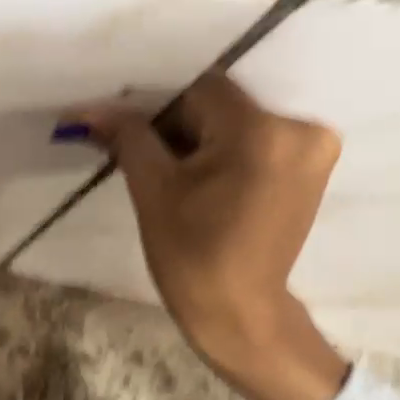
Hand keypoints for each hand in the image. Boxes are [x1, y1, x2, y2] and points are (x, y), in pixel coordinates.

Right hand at [64, 74, 347, 399]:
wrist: (236, 311)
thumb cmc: (190, 254)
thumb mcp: (152, 189)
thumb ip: (126, 136)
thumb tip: (85, 109)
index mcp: (262, 131)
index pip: (199, 89)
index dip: (159, 108)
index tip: (131, 133)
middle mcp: (302, 128)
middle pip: (223, 103)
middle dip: (181, 123)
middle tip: (149, 154)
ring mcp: (315, 148)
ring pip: (240, 120)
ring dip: (204, 136)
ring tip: (175, 170)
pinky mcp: (313, 166)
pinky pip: (259, 138)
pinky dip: (228, 148)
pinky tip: (204, 177)